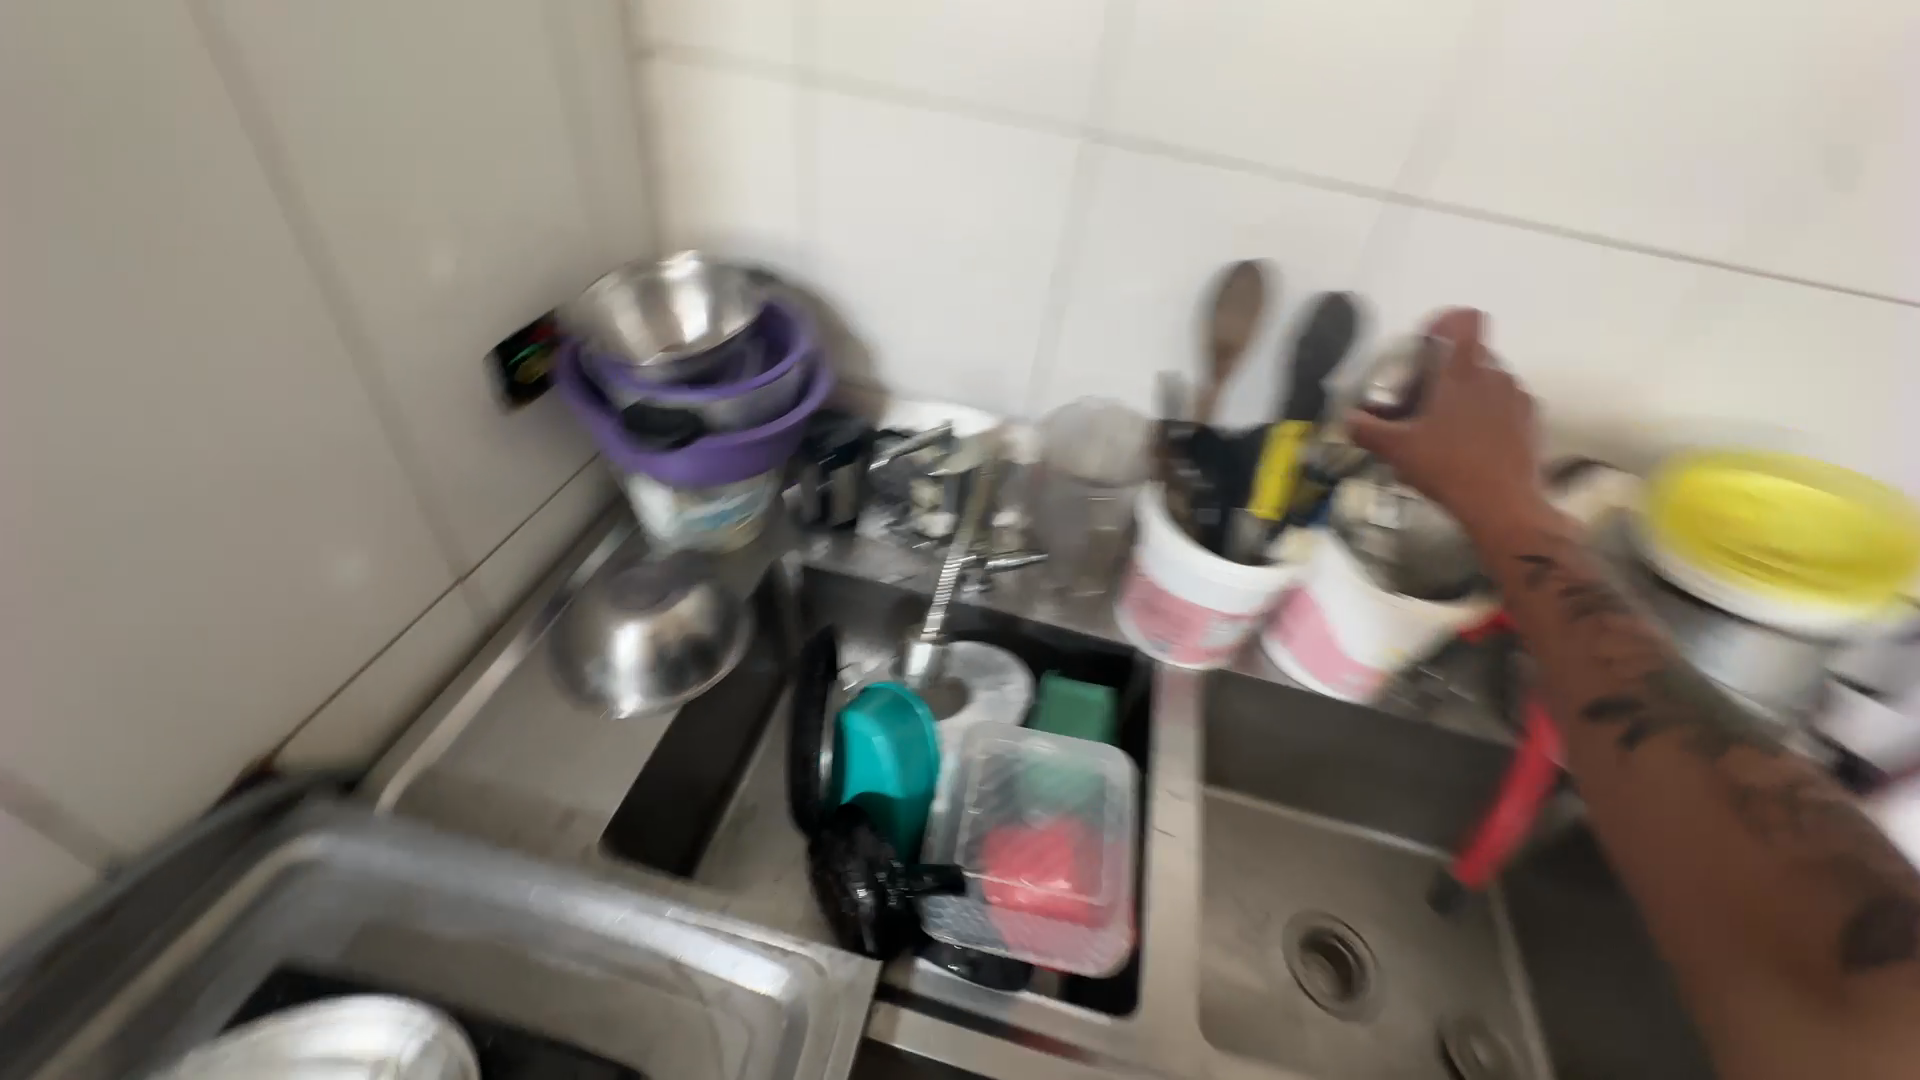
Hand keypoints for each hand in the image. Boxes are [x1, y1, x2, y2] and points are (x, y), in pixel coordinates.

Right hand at [1346, 309, 1549, 542]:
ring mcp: (1519, 397)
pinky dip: (1485, 416)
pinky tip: (1469, 447)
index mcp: (1462, 371)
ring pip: (1487, 381)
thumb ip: (1365, 429)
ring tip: (1444, 431)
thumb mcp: (1394, 450)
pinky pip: (1504, 404)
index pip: (1465, 321)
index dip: (1445, 325)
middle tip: (1420, 404)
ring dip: (1464, 396)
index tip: (1425, 349)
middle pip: (1470, 355)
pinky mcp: (1533, 421)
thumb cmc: (1446, 466)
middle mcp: (1496, 374)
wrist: (1503, 505)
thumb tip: (1348, 418)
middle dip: (1444, 372)